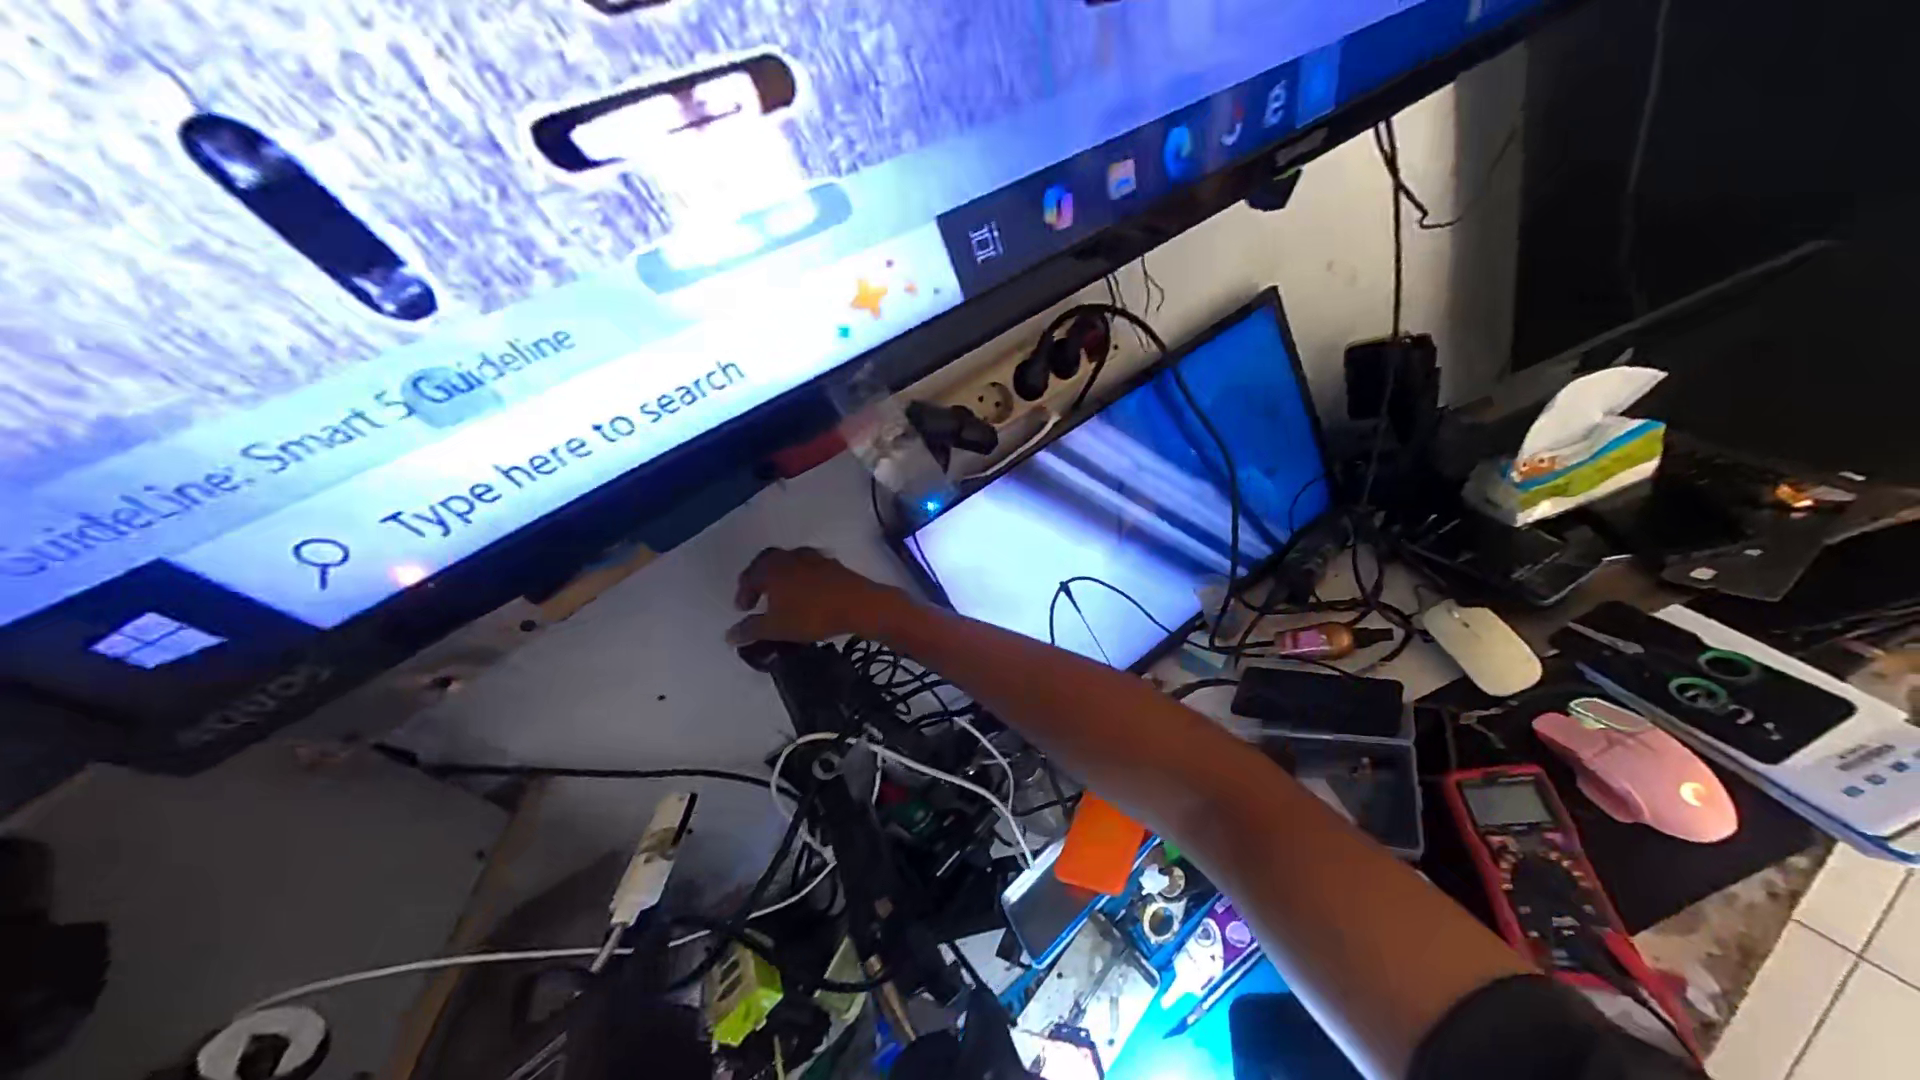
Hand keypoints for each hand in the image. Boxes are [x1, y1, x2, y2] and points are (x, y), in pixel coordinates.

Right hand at [726, 548, 911, 644]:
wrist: (859, 605)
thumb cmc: (812, 615)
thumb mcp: (776, 628)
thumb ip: (750, 630)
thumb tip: (730, 635)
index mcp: (772, 567)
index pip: (749, 576)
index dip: (743, 593)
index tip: (742, 608)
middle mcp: (791, 556)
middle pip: (768, 563)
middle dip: (760, 580)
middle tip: (757, 597)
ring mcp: (815, 558)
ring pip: (790, 565)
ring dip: (782, 579)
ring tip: (782, 598)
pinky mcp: (834, 565)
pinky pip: (810, 570)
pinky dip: (802, 580)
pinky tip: (807, 596)